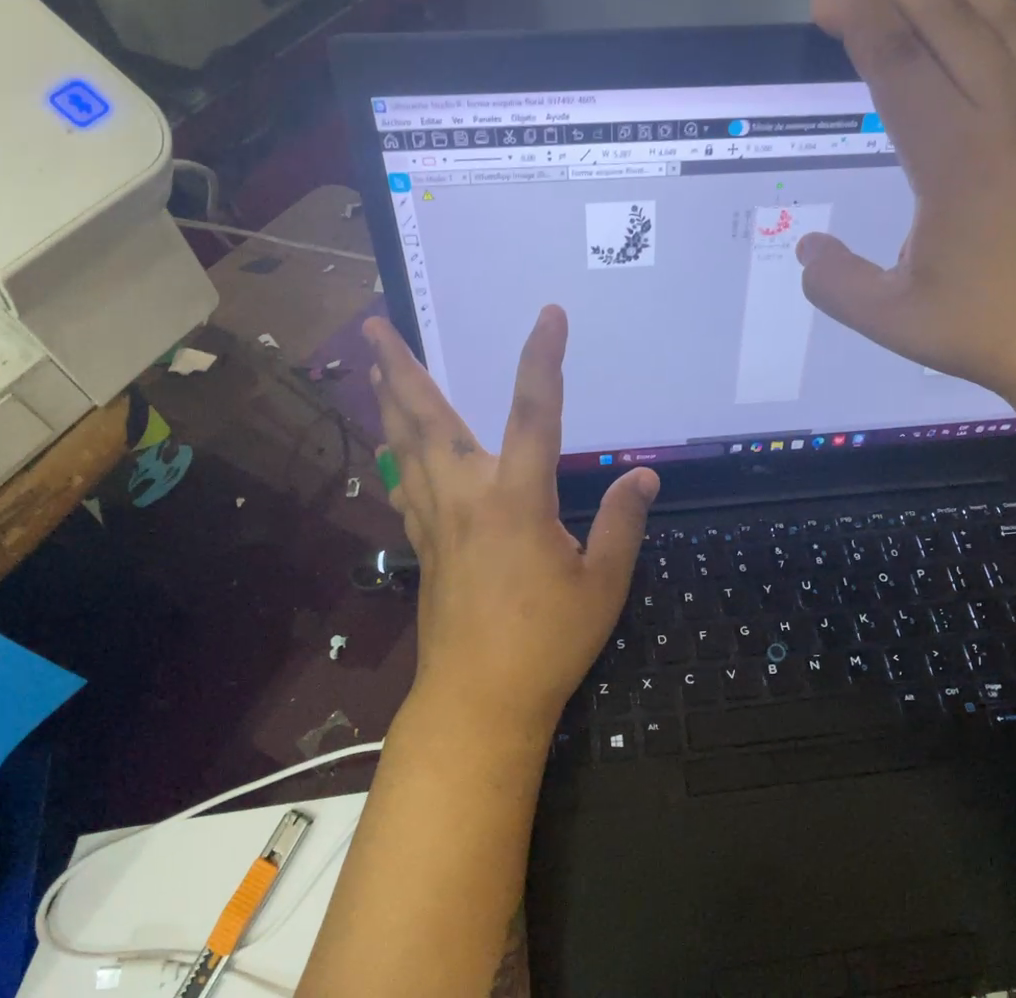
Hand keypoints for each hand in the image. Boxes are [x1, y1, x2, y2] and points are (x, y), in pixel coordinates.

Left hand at [364, 306, 658, 736]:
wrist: (480, 699)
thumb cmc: (548, 642)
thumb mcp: (603, 584)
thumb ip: (621, 523)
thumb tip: (640, 476)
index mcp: (516, 499)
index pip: (534, 411)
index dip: (543, 359)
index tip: (550, 315)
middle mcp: (467, 497)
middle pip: (429, 419)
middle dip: (402, 368)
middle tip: (376, 326)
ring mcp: (437, 522)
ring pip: (405, 449)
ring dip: (390, 404)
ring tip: (375, 368)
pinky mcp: (424, 548)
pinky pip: (404, 489)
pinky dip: (394, 458)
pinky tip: (390, 452)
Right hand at [801, 0, 1015, 408]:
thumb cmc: (986, 332)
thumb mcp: (887, 317)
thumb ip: (834, 281)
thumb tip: (807, 249)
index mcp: (952, 154)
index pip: (898, 59)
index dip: (857, 20)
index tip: (825, 8)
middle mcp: (1008, 119)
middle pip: (953, 26)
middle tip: (863, 2)